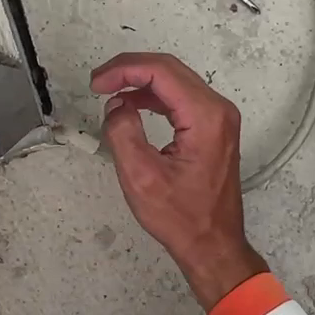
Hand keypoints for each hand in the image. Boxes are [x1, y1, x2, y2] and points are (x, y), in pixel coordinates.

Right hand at [92, 53, 268, 309]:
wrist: (213, 245)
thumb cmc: (181, 218)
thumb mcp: (141, 177)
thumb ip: (123, 133)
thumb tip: (117, 106)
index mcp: (205, 117)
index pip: (162, 72)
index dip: (124, 69)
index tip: (96, 83)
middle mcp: (218, 109)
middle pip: (170, 69)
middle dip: (130, 69)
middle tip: (98, 82)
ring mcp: (218, 117)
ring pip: (175, 80)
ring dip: (140, 80)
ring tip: (109, 91)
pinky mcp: (213, 127)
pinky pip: (181, 97)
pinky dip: (153, 95)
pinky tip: (131, 105)